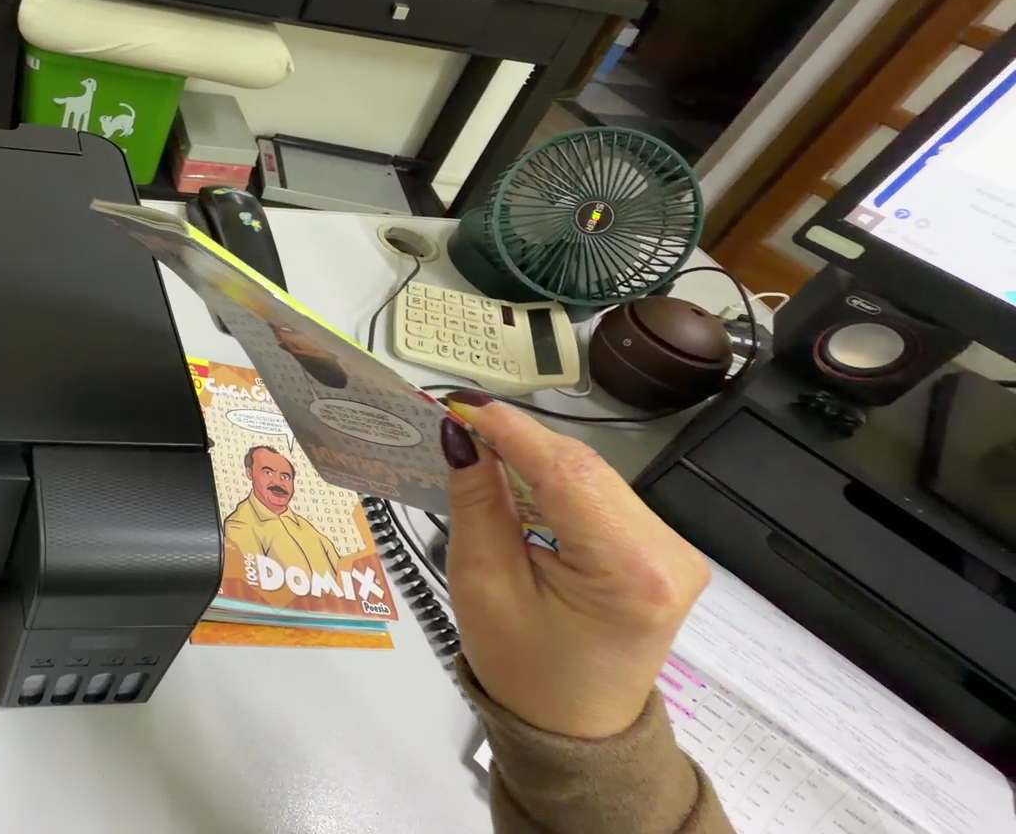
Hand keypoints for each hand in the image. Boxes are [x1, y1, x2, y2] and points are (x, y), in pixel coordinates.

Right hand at [441, 392, 708, 738]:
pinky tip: (514, 474)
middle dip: (517, 438)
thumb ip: (476, 502)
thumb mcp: (482, 581)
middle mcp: (667, 552)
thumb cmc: (520, 663)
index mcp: (628, 570)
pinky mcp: (659, 548)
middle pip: (582, 467)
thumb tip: (459, 437)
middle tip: (456, 422)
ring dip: (533, 455)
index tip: (458, 404)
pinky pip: (598, 492)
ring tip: (476, 445)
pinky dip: (552, 476)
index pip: (565, 471)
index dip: (509, 428)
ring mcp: (671, 549)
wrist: (572, 724)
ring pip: (590, 473)